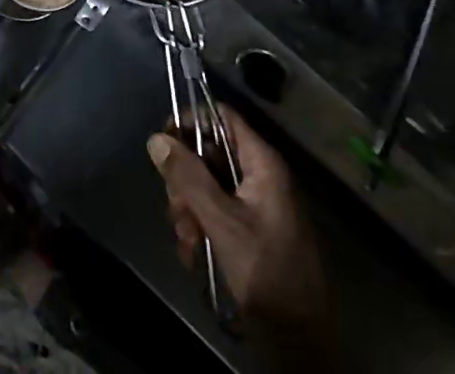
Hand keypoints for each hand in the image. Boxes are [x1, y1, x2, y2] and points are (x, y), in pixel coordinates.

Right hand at [147, 107, 328, 330]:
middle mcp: (259, 176)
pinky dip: (199, 227)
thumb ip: (189, 178)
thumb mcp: (222, 221)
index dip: (192, 121)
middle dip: (186, 181)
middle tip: (176, 209)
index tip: (163, 140)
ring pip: (206, 186)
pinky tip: (193, 253)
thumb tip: (156, 138)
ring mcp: (254, 203)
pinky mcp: (247, 228)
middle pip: (209, 155)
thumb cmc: (266, 270)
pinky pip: (213, 211)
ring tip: (187, 240)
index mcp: (263, 163)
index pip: (223, 118)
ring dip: (188, 210)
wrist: (297, 336)